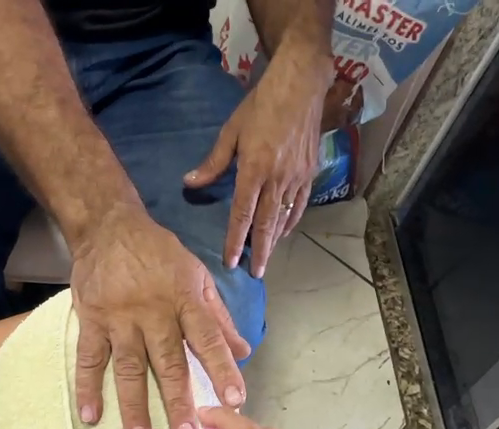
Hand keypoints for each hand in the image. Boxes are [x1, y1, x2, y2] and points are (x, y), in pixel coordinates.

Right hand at [72, 206, 250, 428]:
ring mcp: (119, 319)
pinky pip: (89, 359)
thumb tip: (243, 352)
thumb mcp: (197, 276)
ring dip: (134, 407)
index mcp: (185, 300)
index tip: (235, 401)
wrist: (108, 225)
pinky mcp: (91, 321)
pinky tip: (91, 417)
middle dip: (178, 404)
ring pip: (129, 369)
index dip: (222, 370)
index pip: (208, 339)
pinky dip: (88, 388)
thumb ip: (219, 318)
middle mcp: (153, 312)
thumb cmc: (159, 255)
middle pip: (168, 364)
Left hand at [185, 53, 330, 278]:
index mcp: (255, 169)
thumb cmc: (261, 104)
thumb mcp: (232, 131)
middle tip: (255, 274)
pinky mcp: (309, 173)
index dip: (235, 240)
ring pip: (283, 219)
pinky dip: (290, 223)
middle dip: (259, 252)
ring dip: (274, 242)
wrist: (301, 83)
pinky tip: (283, 234)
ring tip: (266, 260)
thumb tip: (189, 184)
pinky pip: (299, 206)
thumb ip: (213, 163)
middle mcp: (277, 179)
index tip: (231, 261)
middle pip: (266, 225)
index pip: (242, 214)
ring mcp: (296, 178)